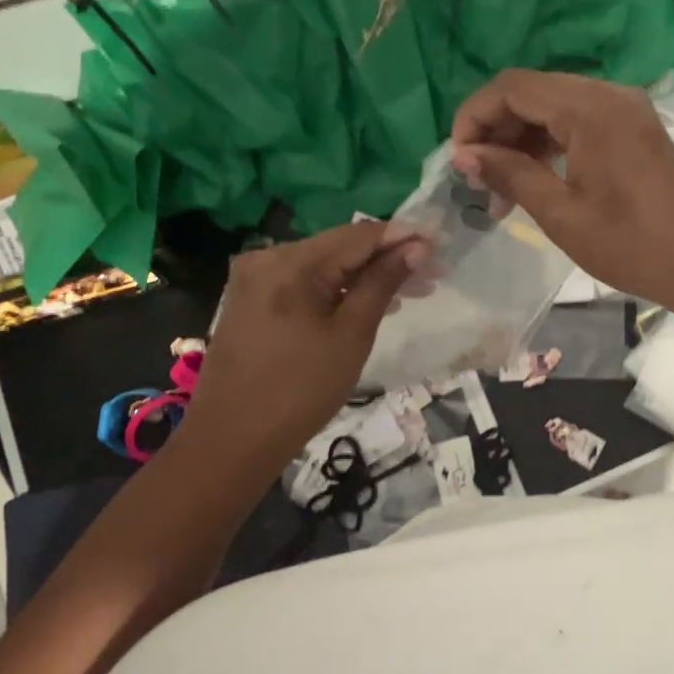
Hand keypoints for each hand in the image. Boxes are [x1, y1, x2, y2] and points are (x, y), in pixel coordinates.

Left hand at [179, 223, 425, 463]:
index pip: (360, 234)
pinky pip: (305, 281)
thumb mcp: (352, 335)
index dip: (404, 237)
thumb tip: (417, 248)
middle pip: (341, 246)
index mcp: (291, 262)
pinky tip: (367, 300)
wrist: (232, 440)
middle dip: (388, 257)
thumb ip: (383, 284)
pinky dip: (339, 288)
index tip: (441, 246)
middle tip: (434, 275)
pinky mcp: (252, 299)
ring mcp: (255, 278)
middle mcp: (268, 257)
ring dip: (366, 274)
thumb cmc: (301, 390)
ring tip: (412, 291)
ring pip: (325, 264)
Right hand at [450, 70, 673, 310]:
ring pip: (557, 107)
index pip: (513, 87)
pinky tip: (537, 181)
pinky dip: (553, 144)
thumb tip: (465, 154)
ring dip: (523, 141)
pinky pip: (582, 122)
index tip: (458, 160)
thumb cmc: (630, 245)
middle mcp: (611, 95)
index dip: (474, 116)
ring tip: (502, 193)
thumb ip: (511, 174)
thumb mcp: (561, 214)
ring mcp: (629, 110)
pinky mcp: (638, 129)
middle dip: (497, 131)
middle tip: (478, 182)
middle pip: (534, 92)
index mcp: (591, 108)